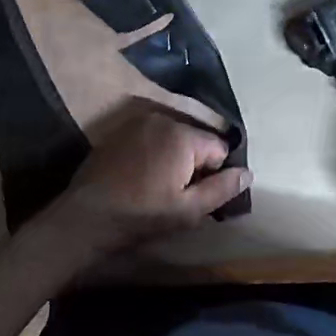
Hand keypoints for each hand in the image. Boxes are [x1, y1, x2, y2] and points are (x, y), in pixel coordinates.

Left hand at [44, 108, 250, 255]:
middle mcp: (161, 119)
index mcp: (182, 135)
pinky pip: (149, 139)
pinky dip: (152, 154)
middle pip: (195, 141)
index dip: (214, 175)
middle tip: (176, 195)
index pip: (219, 148)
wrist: (87, 217)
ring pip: (172, 139)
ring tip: (157, 187)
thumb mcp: (189, 210)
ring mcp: (136, 123)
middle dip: (193, 165)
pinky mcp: (118, 132)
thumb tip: (247, 173)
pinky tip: (139, 178)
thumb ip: (222, 189)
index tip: (196, 196)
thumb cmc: (142, 215)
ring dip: (172, 159)